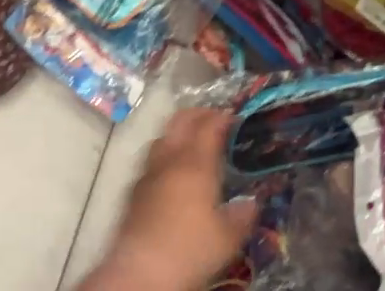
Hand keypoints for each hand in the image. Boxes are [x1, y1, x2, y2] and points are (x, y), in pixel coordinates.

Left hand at [87, 108, 258, 290]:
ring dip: (178, 131)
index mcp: (196, 164)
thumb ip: (242, 216)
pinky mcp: (134, 190)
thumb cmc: (189, 250)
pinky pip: (151, 159)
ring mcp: (148, 172)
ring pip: (162, 137)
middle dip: (198, 114)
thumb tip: (251, 203)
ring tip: (191, 140)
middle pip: (181, 121)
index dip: (222, 117)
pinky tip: (170, 171)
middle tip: (213, 118)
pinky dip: (164, 154)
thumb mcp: (227, 239)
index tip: (233, 117)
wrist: (140, 270)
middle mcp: (170, 159)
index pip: (208, 126)